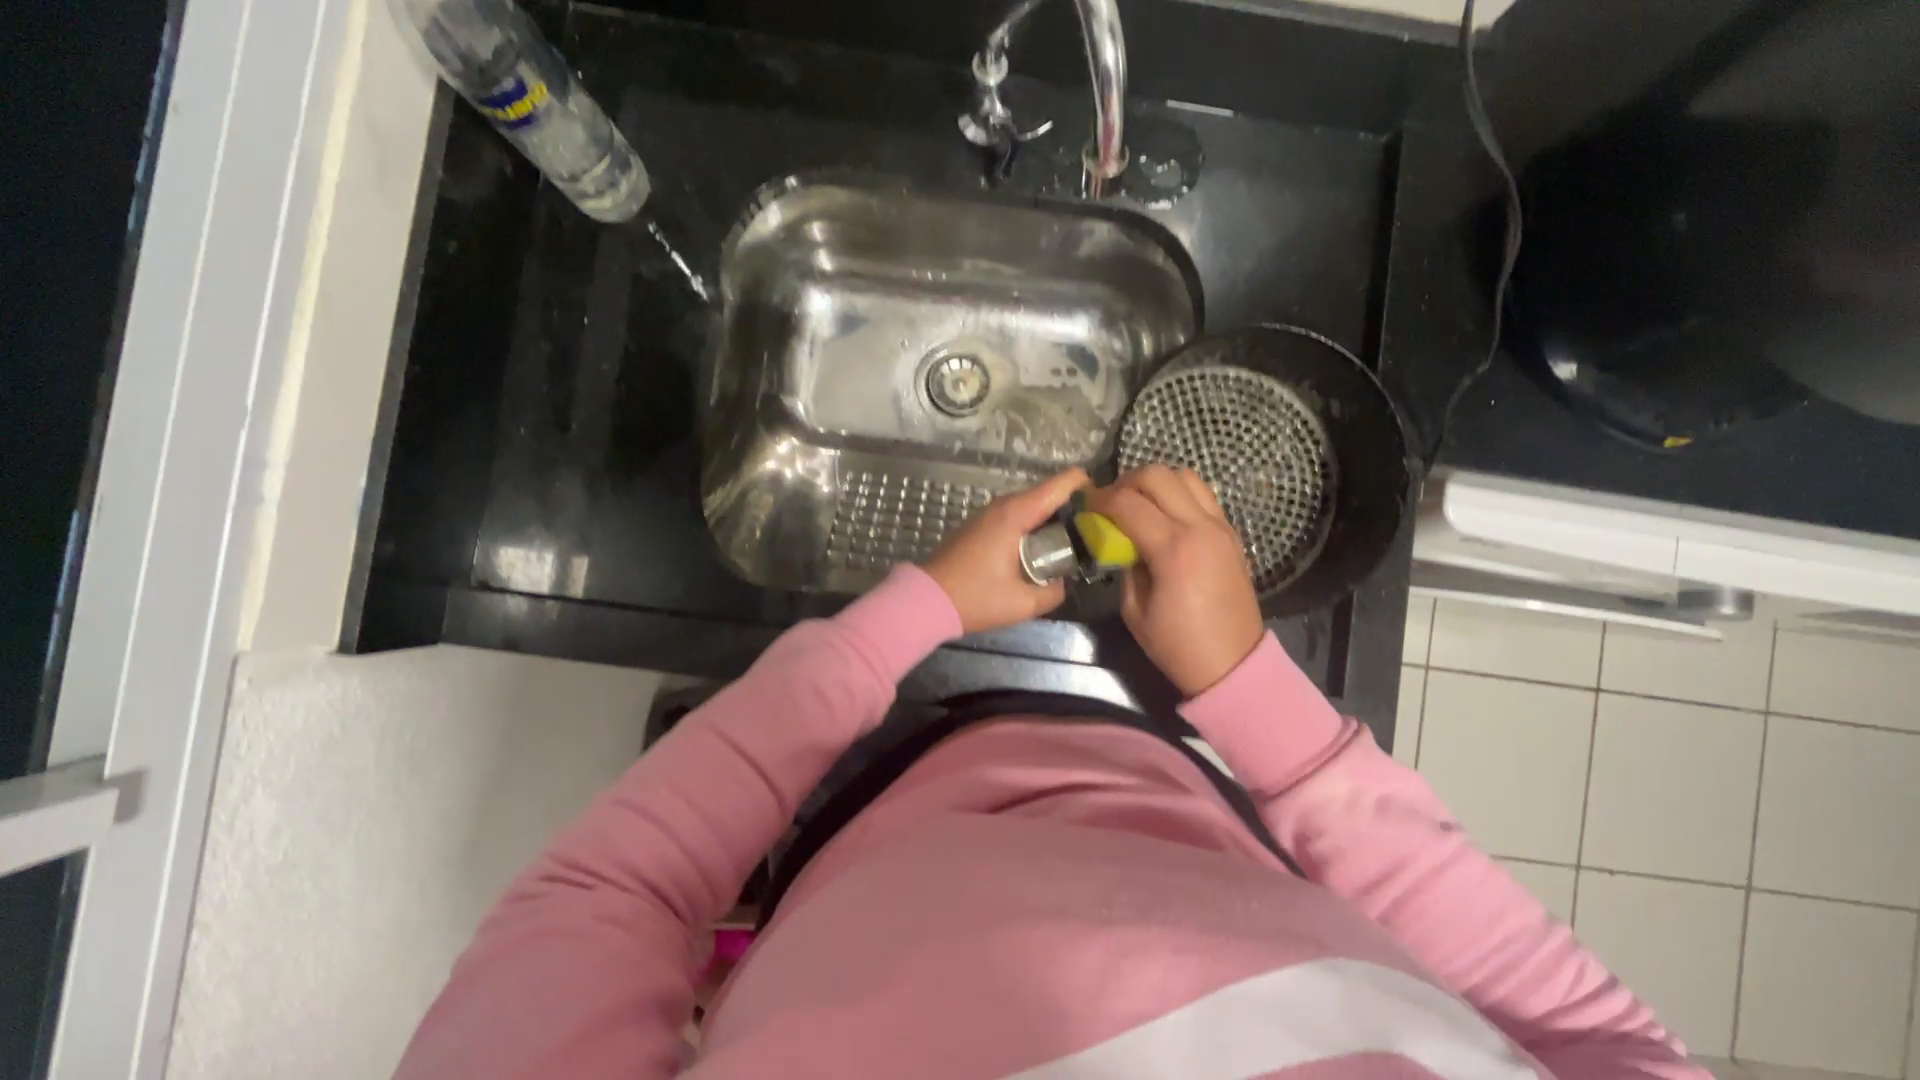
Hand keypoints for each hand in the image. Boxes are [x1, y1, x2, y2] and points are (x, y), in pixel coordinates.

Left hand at [922, 468, 1088, 634]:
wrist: (926, 600)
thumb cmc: (974, 598)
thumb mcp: (1023, 603)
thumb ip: (1055, 591)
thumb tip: (1065, 581)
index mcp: (1017, 513)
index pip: (1066, 481)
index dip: (1092, 491)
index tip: (1106, 515)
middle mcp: (1006, 504)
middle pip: (1054, 494)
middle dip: (1078, 511)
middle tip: (1096, 539)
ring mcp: (992, 512)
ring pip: (1037, 507)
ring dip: (1057, 523)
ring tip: (1075, 550)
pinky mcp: (984, 525)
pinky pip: (1021, 517)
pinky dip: (1037, 529)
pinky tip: (1043, 555)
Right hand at [1088, 465, 1265, 696]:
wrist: (1233, 664)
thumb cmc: (1178, 645)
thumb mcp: (1135, 610)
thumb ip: (1126, 565)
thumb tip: (1120, 541)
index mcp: (1173, 549)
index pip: (1127, 503)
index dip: (1099, 499)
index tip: (1085, 505)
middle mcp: (1200, 527)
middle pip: (1158, 475)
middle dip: (1126, 482)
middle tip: (1111, 502)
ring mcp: (1220, 526)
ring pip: (1185, 476)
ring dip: (1156, 483)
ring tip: (1139, 503)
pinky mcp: (1231, 533)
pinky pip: (1203, 495)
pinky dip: (1179, 494)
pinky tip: (1164, 515)